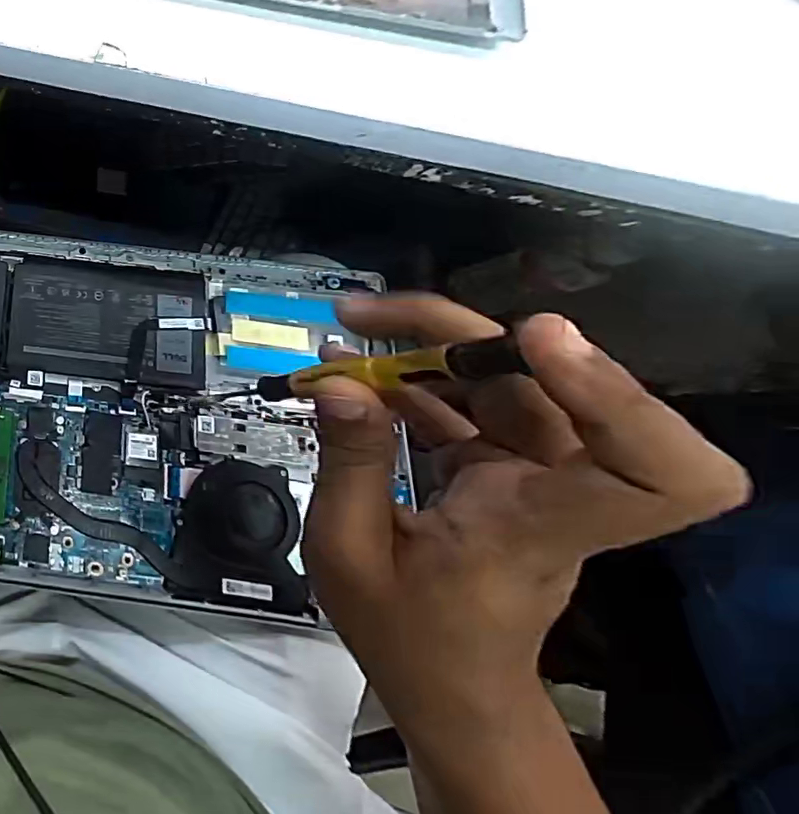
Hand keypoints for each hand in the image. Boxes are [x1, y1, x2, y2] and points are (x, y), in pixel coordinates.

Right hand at [303, 295, 750, 741]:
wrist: (446, 680)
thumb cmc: (402, 632)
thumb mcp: (345, 550)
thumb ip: (347, 463)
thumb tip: (340, 386)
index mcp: (535, 528)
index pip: (654, 473)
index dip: (614, 395)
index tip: (536, 338)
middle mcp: (555, 493)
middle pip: (555, 394)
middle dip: (461, 336)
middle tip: (368, 314)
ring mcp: (532, 479)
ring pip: (512, 389)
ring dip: (432, 348)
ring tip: (352, 330)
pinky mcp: (502, 473)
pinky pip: (473, 409)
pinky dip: (416, 382)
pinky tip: (359, 374)